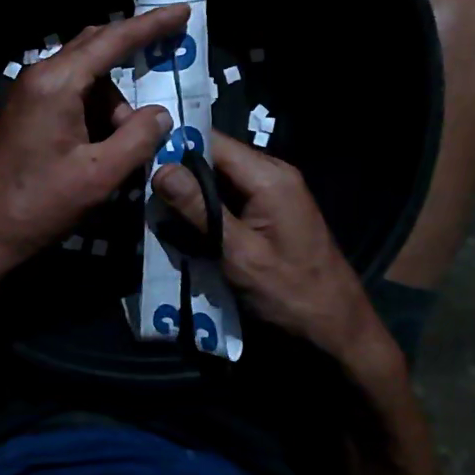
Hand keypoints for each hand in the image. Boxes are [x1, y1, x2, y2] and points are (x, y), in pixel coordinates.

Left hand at [0, 6, 187, 295]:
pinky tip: (101, 146)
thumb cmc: (41, 204)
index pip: (112, 41)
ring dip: (112, 103)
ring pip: (86, 78)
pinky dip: (94, 112)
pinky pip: (70, 95)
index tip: (183, 11)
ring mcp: (28, 94)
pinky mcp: (25, 113)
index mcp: (56, 83)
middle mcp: (39, 77)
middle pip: (95, 50)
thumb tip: (160, 113)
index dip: (151, 25)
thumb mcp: (100, 174)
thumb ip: (138, 137)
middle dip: (133, 58)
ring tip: (121, 147)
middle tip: (168, 61)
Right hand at [151, 133, 398, 371]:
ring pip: (216, 179)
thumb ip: (199, 208)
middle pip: (213, 158)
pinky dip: (202, 208)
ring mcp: (270, 194)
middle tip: (137, 185)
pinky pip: (227, 198)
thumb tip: (160, 168)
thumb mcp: (239, 253)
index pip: (212, 141)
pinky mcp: (266, 213)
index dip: (174, 145)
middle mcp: (271, 175)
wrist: (337, 333)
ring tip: (151, 205)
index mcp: (269, 176)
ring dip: (187, 193)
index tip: (136, 156)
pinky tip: (177, 222)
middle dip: (177, 171)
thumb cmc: (291, 294)